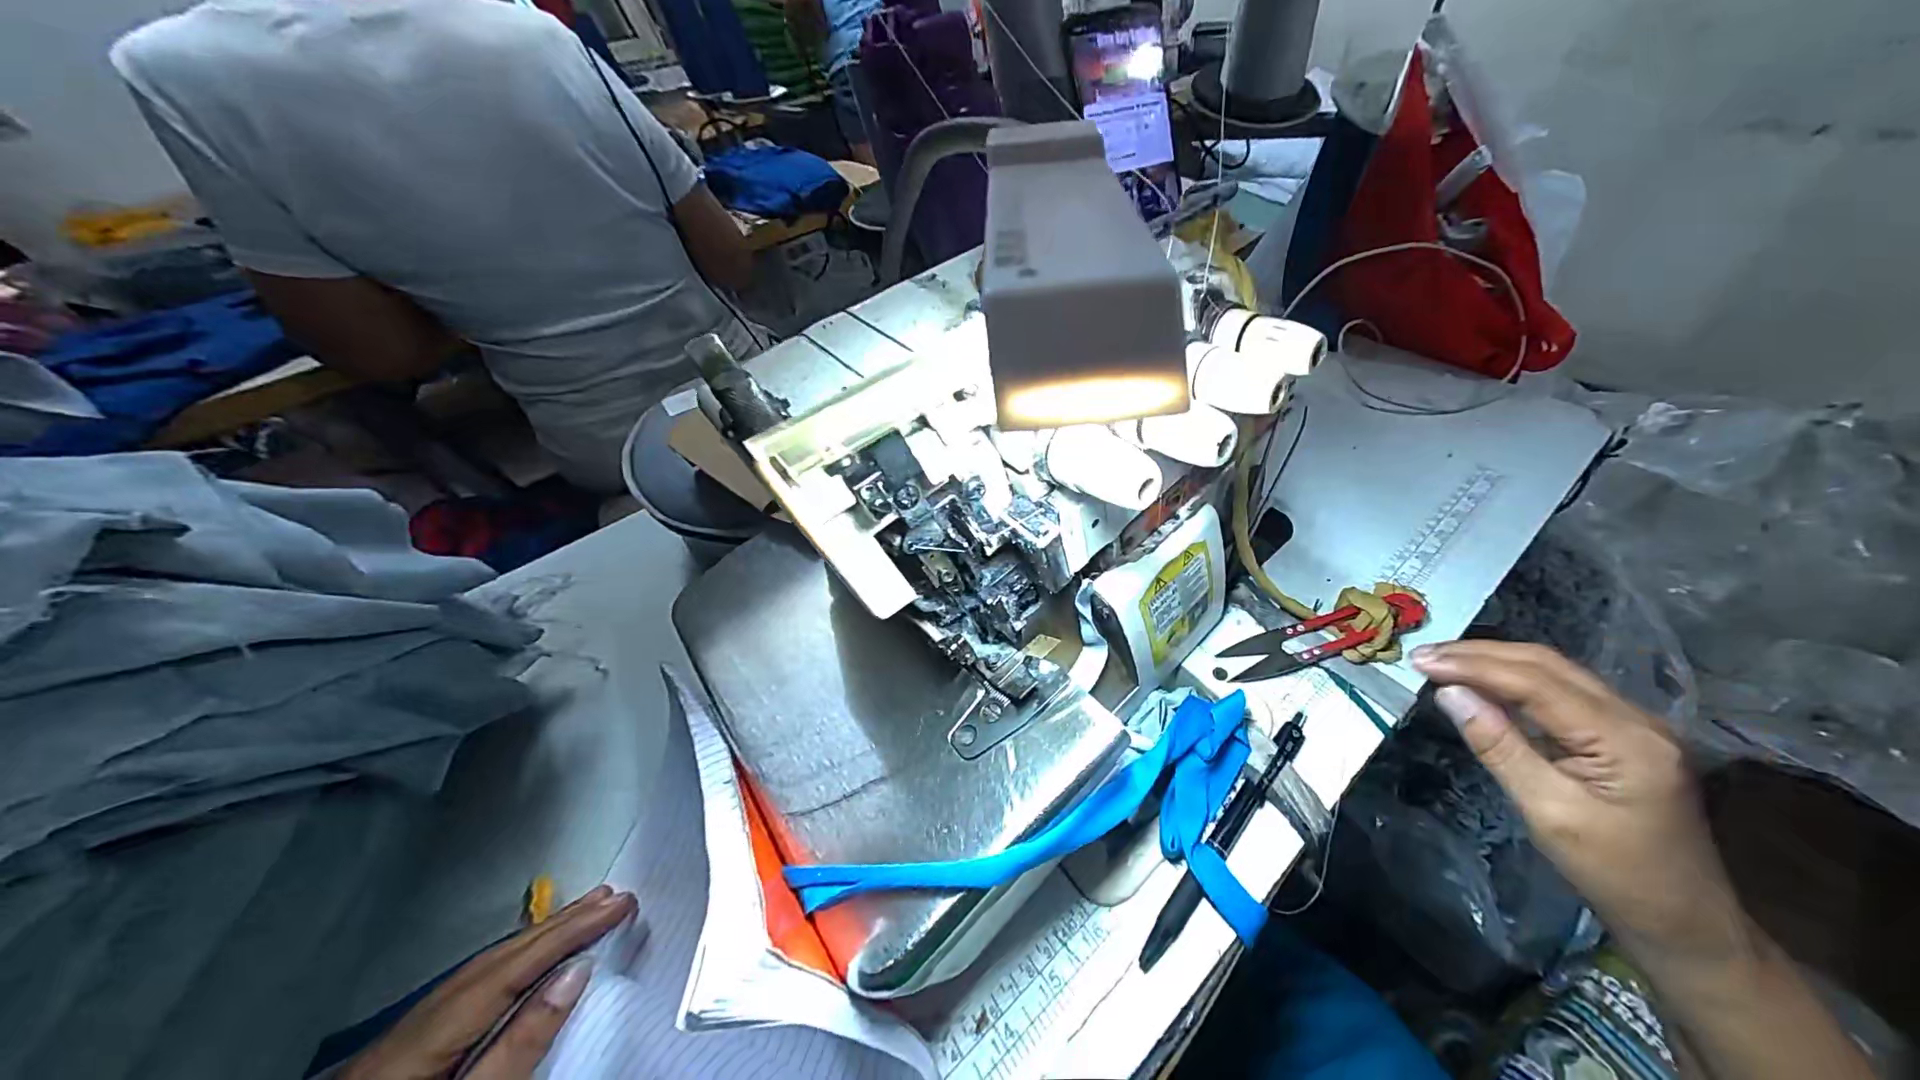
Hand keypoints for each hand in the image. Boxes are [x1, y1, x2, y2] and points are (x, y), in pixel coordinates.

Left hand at [342, 885, 637, 1079]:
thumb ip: (520, 1045)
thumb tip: (576, 974)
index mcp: (431, 1033)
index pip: (514, 968)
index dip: (570, 933)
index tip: (618, 906)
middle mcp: (421, 1016)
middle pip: (501, 958)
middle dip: (562, 924)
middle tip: (613, 897)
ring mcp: (413, 1026)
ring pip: (489, 964)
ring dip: (543, 935)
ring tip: (587, 909)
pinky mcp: (414, 1039)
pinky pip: (479, 979)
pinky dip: (519, 955)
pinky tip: (536, 951)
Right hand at [1408, 641, 1747, 962]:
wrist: (1684, 920)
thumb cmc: (1614, 872)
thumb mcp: (1546, 811)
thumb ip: (1498, 746)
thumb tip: (1449, 694)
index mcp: (1625, 739)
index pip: (1536, 683)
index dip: (1473, 666)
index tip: (1420, 661)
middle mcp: (1637, 719)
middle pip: (1548, 666)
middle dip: (1480, 655)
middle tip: (1424, 656)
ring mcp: (1635, 725)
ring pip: (1555, 672)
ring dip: (1495, 662)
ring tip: (1442, 662)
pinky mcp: (1624, 735)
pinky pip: (1562, 692)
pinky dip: (1515, 681)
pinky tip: (1482, 683)